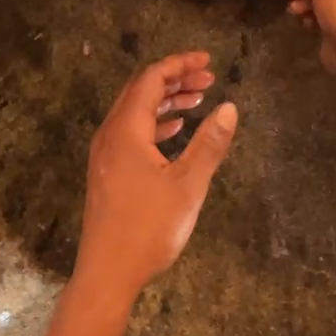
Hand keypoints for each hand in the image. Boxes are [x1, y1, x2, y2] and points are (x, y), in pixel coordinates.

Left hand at [74, 52, 238, 303]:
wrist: (107, 274)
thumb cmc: (149, 228)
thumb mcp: (188, 186)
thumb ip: (209, 144)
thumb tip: (230, 107)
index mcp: (126, 130)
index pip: (151, 79)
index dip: (179, 65)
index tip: (208, 61)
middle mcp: (110, 134)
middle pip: (140, 91)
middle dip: (174, 79)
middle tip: (208, 79)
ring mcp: (105, 154)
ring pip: (135, 111)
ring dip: (165, 101)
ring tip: (198, 100)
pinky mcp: (107, 171)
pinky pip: (131, 132)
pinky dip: (155, 123)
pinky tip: (175, 130)